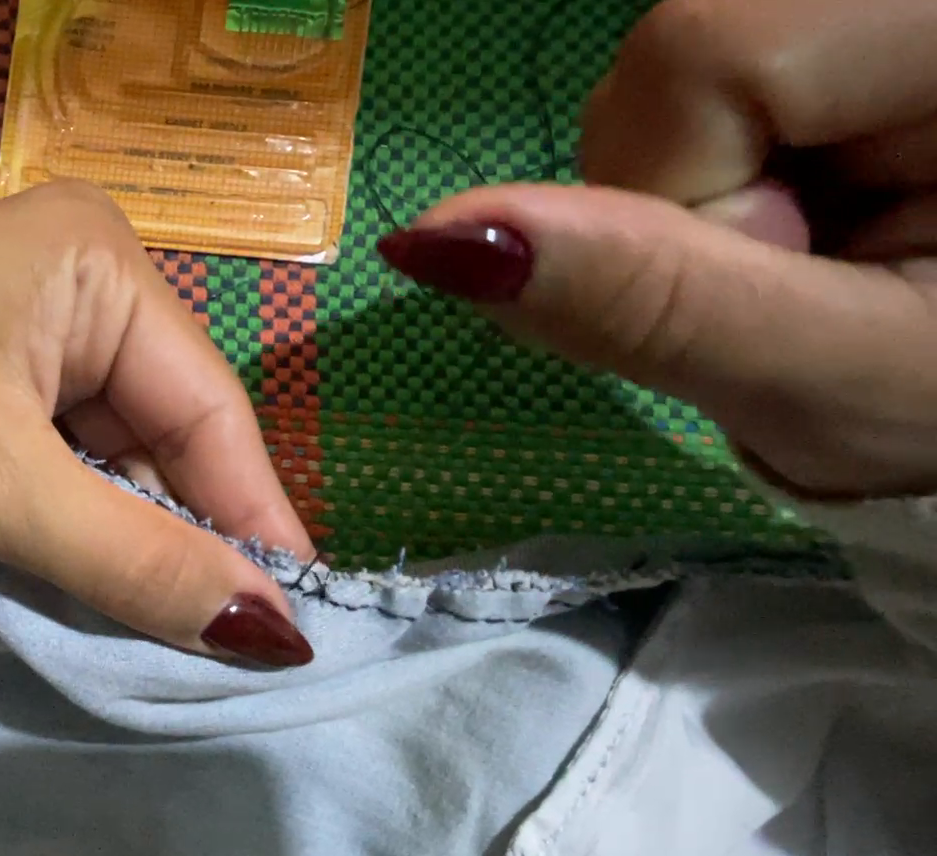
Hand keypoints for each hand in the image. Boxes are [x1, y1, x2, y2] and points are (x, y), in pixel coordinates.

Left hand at [0, 181, 314, 666]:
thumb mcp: (0, 485)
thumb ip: (134, 557)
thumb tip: (265, 631)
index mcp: (90, 261)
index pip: (202, 401)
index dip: (250, 508)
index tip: (291, 604)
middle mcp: (70, 287)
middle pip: (163, 429)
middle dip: (186, 528)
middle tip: (226, 628)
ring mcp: (27, 340)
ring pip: (115, 456)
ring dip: (134, 536)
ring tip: (168, 616)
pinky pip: (66, 466)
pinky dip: (83, 526)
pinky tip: (102, 577)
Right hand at [376, 0, 936, 498]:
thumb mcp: (818, 380)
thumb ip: (634, 302)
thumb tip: (425, 241)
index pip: (702, 48)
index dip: (675, 182)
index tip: (775, 262)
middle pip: (678, 43)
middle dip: (675, 182)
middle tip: (790, 258)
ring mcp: (869, 16)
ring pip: (671, 67)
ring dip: (682, 181)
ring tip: (801, 238)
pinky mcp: (841, 44)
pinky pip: (697, 80)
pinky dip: (702, 164)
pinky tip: (800, 203)